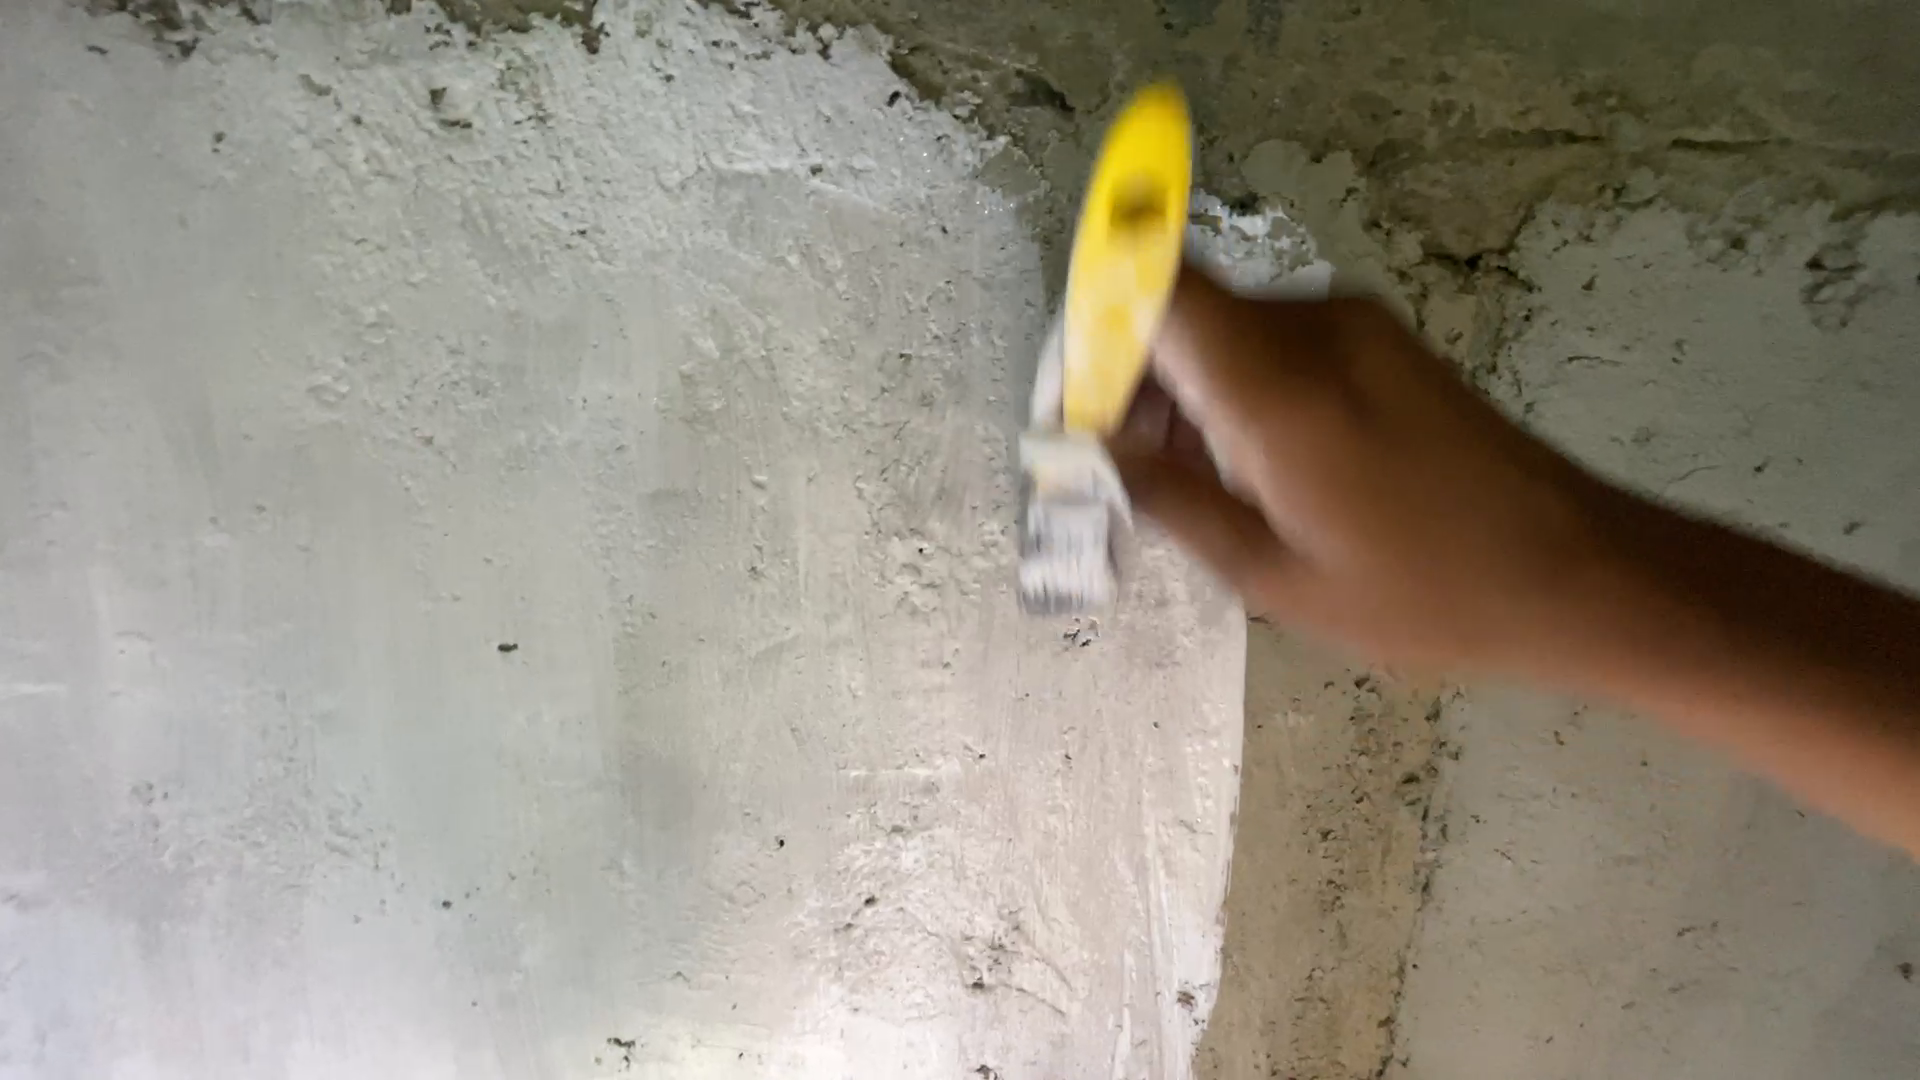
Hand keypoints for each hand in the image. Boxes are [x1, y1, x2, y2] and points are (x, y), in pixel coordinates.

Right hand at [1113, 264, 1629, 675]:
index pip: (1159, 290)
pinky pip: (1268, 345)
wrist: (1586, 575)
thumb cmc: (1421, 593)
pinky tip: (1242, 465)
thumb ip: (1171, 502)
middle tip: (1121, 470)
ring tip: (1181, 482)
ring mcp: (1352, 326)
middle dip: (1130, 382)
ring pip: (1222, 331)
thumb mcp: (1272, 575)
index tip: (1078, 403)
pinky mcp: (1377, 341)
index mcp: (1278, 387)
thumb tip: (1094, 454)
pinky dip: (1229, 392)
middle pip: (1181, 314)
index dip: (1098, 324)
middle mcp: (1312, 327)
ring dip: (1180, 393)